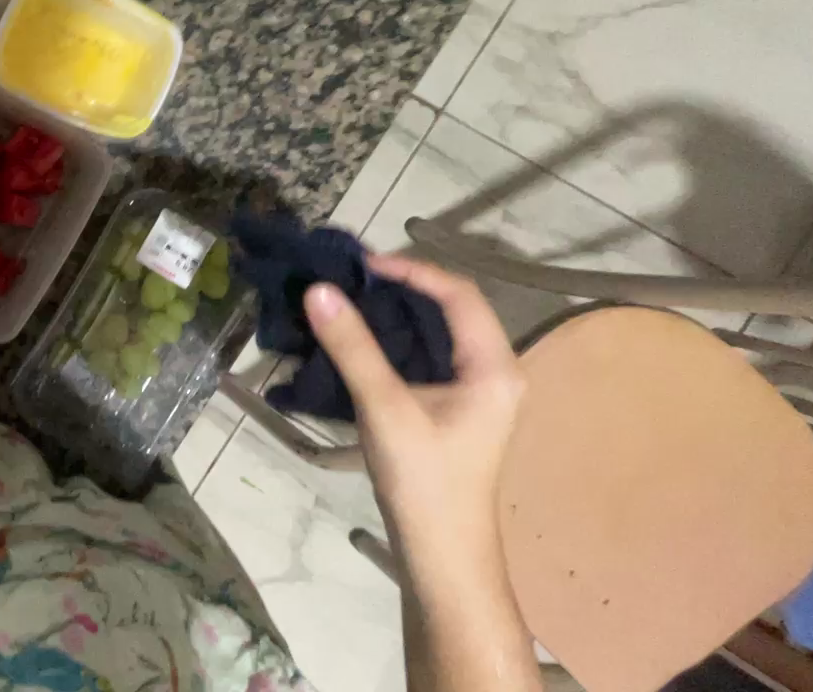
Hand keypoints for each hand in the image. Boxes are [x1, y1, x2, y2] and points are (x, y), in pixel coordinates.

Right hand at [304, 255, 525, 575]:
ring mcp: (472, 388)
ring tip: (346, 297)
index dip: (413, 271)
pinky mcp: (449, 402)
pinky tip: (356, 335)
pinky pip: (423, 351)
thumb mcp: (384, 407)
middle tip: (347, 276)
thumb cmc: (423, 477)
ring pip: (435, 329)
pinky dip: (390, 333)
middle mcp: (491, 371)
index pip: (460, 296)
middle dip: (400, 285)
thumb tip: (319, 289)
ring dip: (393, 308)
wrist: (440, 547)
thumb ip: (352, 347)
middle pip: (450, 307)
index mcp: (493, 368)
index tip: (362, 265)